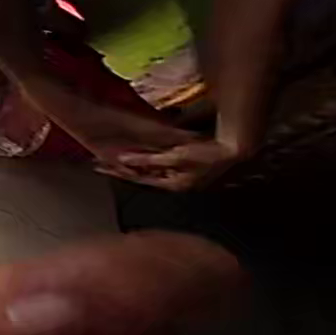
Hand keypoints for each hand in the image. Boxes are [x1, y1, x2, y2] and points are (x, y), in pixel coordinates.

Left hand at [98, 137, 241, 191]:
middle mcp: (175, 183)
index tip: (98, 167)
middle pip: (140, 177)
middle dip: (120, 171)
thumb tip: (121, 159)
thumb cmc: (208, 154)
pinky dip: (144, 163)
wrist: (238, 150)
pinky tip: (133, 158)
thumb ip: (147, 159)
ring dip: (130, 167)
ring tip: (109, 162)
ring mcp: (181, 178)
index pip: (137, 179)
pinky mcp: (186, 170)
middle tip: (98, 165)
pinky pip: (158, 168)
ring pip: (148, 172)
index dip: (116, 172)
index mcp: (173, 184)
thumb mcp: (175, 157)